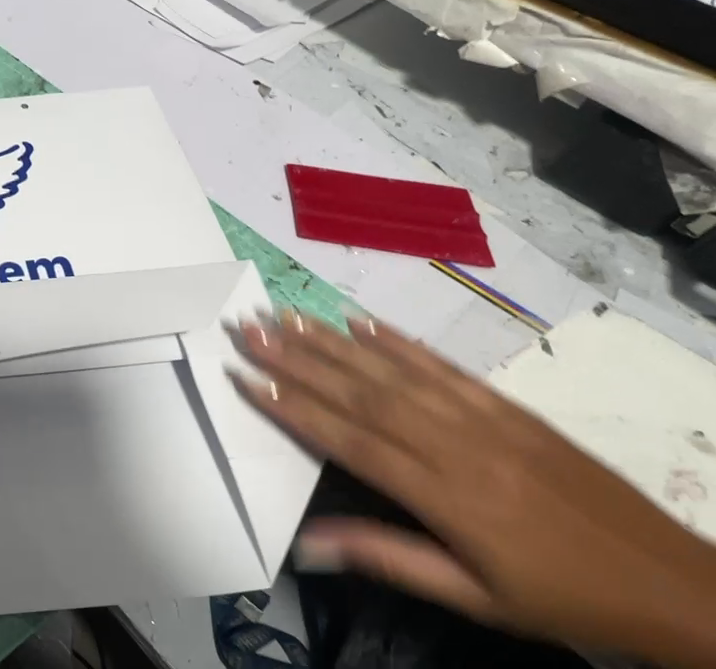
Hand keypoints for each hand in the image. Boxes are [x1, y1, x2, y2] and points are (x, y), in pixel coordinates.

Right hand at [233, 310, 715, 668]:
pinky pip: (444, 368)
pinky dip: (398, 342)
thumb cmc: (562, 597)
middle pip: (363, 393)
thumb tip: (307, 544)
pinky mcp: (511, 409)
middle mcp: (459, 447)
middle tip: (248, 328)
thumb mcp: (476, 598)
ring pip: (395, 372)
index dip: (291, 407)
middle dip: (297, 358)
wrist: (678, 585)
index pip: (350, 440)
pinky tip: (361, 322)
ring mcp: (487, 421)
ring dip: (333, 341)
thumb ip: (388, 558)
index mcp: (446, 496)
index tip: (244, 377)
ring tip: (285, 316)